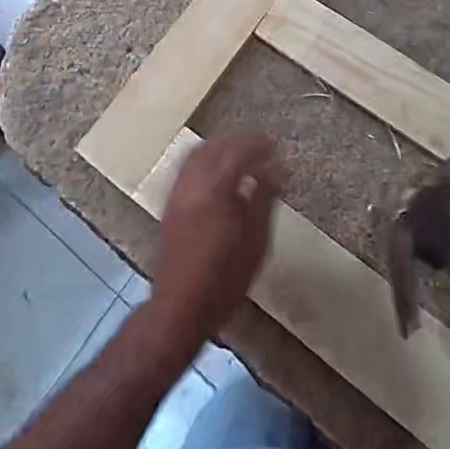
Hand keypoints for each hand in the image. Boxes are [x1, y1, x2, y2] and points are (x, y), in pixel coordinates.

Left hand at [149, 131, 284, 343]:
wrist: (180, 309)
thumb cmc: (225, 278)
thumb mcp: (257, 239)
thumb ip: (266, 197)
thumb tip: (279, 169)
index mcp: (215, 190)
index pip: (238, 151)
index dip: (260, 144)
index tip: (277, 145)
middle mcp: (191, 185)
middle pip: (215, 146)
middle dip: (240, 139)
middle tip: (263, 145)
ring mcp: (177, 194)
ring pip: (198, 154)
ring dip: (222, 146)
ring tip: (243, 154)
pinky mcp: (170, 206)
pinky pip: (188, 168)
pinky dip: (207, 160)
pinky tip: (221, 173)